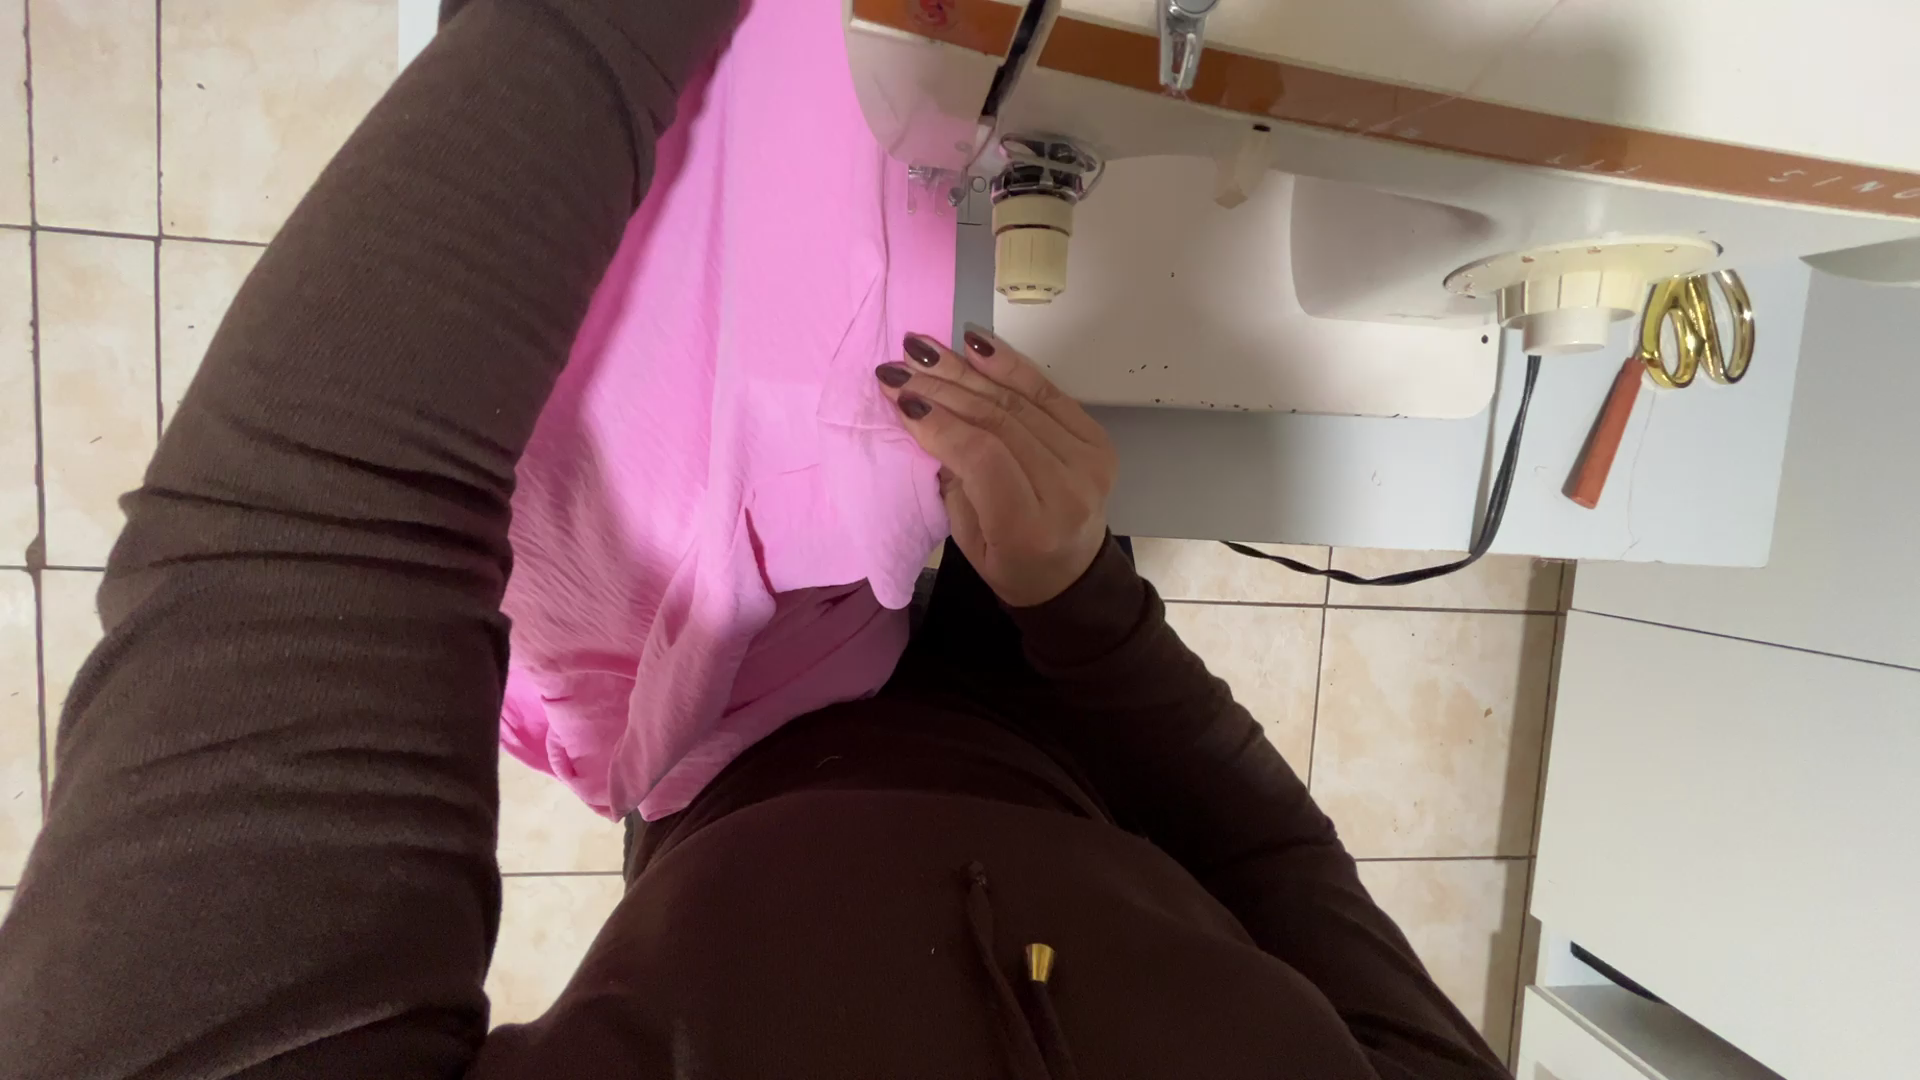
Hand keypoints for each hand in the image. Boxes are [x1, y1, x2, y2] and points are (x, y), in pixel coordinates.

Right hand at [875, 325, 1116, 606]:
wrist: (1072, 573)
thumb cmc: (1011, 565)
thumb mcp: (969, 540)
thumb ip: (953, 479)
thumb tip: (927, 414)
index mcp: (1029, 528)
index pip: (983, 458)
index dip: (940, 422)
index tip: (898, 397)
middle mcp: (1067, 490)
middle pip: (999, 422)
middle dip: (943, 388)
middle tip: (900, 366)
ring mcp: (1088, 460)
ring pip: (1018, 401)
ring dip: (966, 370)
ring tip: (924, 349)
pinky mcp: (1097, 439)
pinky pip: (1047, 392)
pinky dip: (1010, 365)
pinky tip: (975, 344)